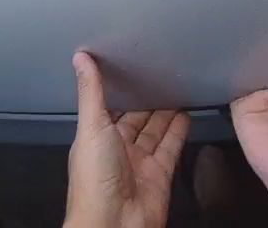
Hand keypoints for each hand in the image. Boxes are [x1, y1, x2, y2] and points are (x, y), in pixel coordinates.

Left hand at [65, 51, 190, 227]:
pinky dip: (180, 130)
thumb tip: (80, 58)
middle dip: (146, 99)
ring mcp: (140, 163)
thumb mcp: (91, 127)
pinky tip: (187, 113)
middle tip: (159, 73)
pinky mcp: (160, 174)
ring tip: (177, 87)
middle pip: (136, 118)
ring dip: (166, 111)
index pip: (110, 108)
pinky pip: (171, 146)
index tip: (129, 66)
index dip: (120, 90)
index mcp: (96, 139)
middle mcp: (118, 150)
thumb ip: (91, 92)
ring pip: (155, 130)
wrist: (115, 227)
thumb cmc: (94, 182)